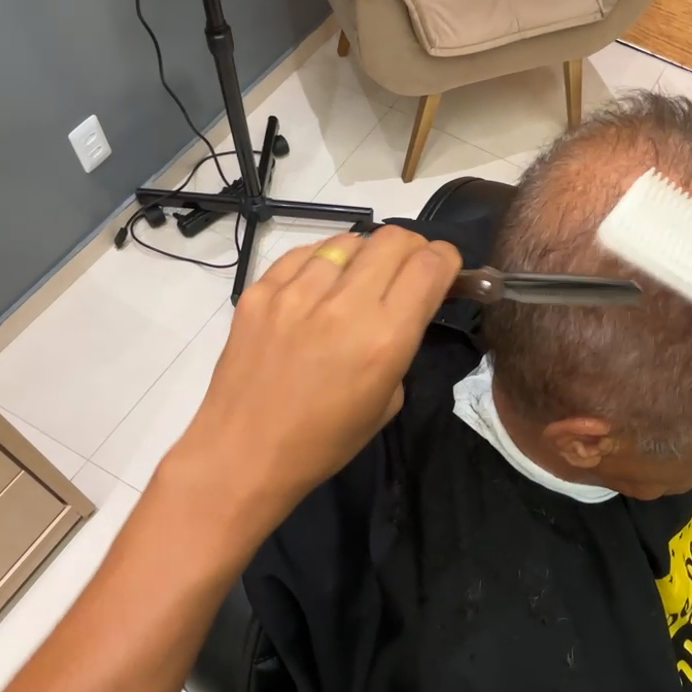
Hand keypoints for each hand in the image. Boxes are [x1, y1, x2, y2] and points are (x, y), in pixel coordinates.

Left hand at [171, 227, 461, 522]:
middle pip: (394, 239)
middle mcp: (344, 305)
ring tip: (358, 280)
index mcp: (385, 338)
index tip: (445, 270)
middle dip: (413, 249)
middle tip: (408, 270)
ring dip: (365, 255)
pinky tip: (320, 286)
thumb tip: (402, 309)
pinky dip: (323, 262)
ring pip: (349, 241)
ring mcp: (297, 292)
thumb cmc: (324, 441)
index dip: (447, 260)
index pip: (430, 265)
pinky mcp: (260, 290)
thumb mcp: (387, 402)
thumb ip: (400, 344)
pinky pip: (304, 254)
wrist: (245, 452)